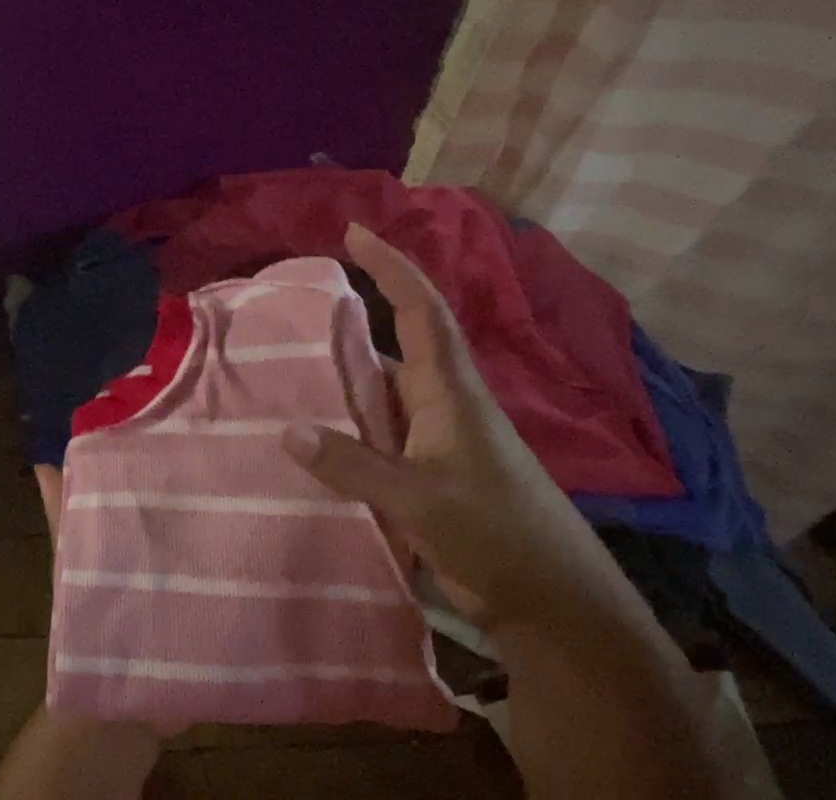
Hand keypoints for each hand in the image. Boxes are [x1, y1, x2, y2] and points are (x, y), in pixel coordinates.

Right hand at [283, 223, 631, 632]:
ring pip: (380, 394)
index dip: (392, 267)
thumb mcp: (422, 500)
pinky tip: (309, 438)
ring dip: (339, 382)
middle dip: (346, 325)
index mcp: (451, 394)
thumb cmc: (499, 537)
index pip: (421, 312)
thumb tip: (287, 429)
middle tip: (289, 314)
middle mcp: (443, 405)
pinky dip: (344, 427)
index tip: (356, 231)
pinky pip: (376, 433)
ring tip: (281, 373)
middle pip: (392, 348)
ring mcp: (436, 441)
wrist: (555, 604)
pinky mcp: (429, 473)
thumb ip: (354, 465)